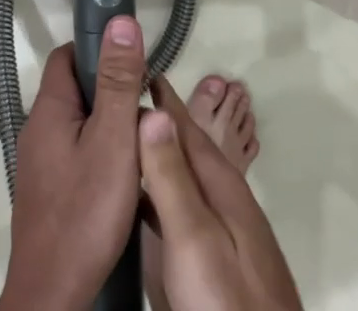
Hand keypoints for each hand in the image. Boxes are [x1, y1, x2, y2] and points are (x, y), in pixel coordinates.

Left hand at [0, 18, 147, 310]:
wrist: (54, 288)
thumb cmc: (85, 210)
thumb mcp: (112, 139)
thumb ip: (118, 82)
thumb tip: (122, 22)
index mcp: (49, 109)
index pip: (70, 55)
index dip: (101, 49)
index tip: (136, 62)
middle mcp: (39, 129)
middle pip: (77, 89)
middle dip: (113, 89)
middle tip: (150, 106)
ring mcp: (43, 162)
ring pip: (81, 124)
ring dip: (112, 124)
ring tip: (145, 140)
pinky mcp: (51, 189)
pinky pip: (80, 153)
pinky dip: (105, 152)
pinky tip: (129, 173)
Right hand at [139, 74, 301, 310]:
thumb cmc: (224, 298)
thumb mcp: (194, 235)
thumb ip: (173, 177)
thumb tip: (154, 113)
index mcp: (223, 188)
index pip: (189, 131)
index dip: (165, 102)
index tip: (141, 70)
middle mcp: (227, 202)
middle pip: (191, 151)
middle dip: (163, 123)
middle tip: (130, 99)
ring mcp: (225, 231)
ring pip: (189, 179)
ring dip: (163, 155)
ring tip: (133, 139)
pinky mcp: (218, 256)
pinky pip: (185, 206)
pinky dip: (163, 191)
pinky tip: (147, 199)